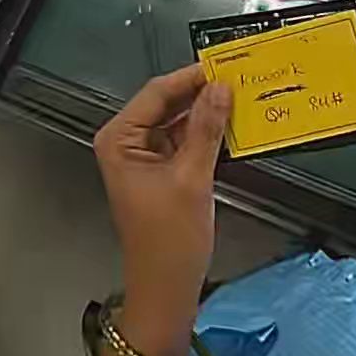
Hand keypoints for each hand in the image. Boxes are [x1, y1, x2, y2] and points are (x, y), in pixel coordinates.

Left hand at [94, 65, 231, 320]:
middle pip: (164, 105)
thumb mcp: (191, 178)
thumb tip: (221, 88)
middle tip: (234, 77)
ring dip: (203, 113)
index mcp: (118, 136)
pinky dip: (203, 134)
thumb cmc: (170, 237)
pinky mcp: (158, 169)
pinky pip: (180, 140)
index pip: (155, 93)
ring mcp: (140, 154)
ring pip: (174, 121)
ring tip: (237, 96)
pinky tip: (228, 124)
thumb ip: (206, 129)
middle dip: (198, 94)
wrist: (166, 290)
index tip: (219, 64)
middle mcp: (124, 139)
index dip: (187, 78)